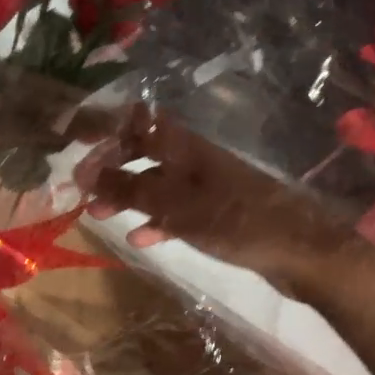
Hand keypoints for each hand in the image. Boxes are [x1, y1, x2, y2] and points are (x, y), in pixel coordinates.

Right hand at [73, 106, 367, 298]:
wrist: (303, 252)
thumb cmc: (233, 219)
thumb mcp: (173, 204)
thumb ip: (126, 189)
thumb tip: (83, 174)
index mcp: (182, 146)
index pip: (134, 123)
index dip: (103, 126)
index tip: (72, 136)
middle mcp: (192, 159)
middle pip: (142, 153)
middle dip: (110, 167)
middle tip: (80, 184)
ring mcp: (207, 186)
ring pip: (156, 183)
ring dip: (127, 197)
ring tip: (98, 215)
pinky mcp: (218, 213)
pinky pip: (176, 210)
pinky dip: (155, 220)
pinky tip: (140, 237)